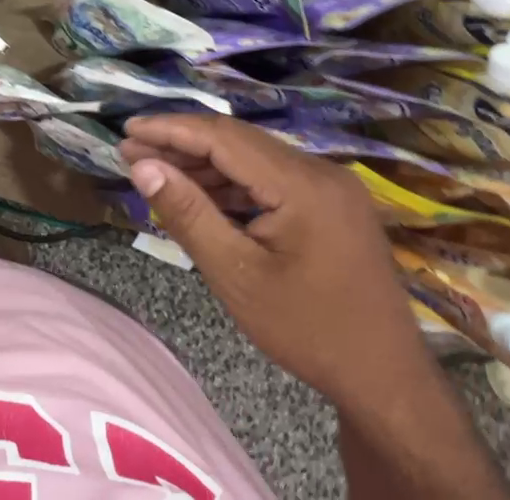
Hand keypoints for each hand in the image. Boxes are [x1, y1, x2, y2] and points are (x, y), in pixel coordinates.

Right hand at [121, 115, 427, 411]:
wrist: (384, 379)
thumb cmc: (307, 329)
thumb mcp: (236, 273)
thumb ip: (188, 213)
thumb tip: (142, 167)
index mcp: (303, 185)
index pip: (223, 138)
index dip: (170, 130)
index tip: (125, 132)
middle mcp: (321, 173)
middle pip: (238, 142)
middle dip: (180, 144)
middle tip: (130, 153)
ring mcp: (330, 188)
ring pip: (253, 159)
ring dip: (203, 163)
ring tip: (154, 172)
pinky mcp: (331, 206)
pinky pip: (270, 178)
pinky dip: (230, 183)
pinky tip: (199, 194)